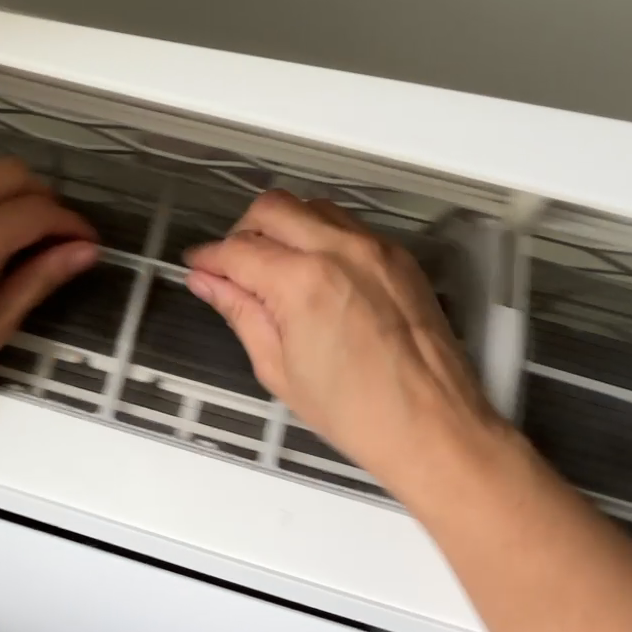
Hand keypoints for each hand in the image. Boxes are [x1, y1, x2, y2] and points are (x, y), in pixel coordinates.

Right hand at [183, 189, 504, 496]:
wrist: (432, 425)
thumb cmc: (361, 410)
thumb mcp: (277, 366)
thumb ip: (240, 312)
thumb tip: (209, 284)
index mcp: (303, 283)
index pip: (237, 250)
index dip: (209, 258)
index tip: (199, 267)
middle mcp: (340, 252)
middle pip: (271, 208)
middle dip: (240, 232)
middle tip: (230, 265)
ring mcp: (374, 249)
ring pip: (309, 206)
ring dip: (281, 227)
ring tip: (270, 267)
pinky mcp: (397, 257)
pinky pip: (345, 224)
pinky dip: (317, 234)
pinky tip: (309, 270)